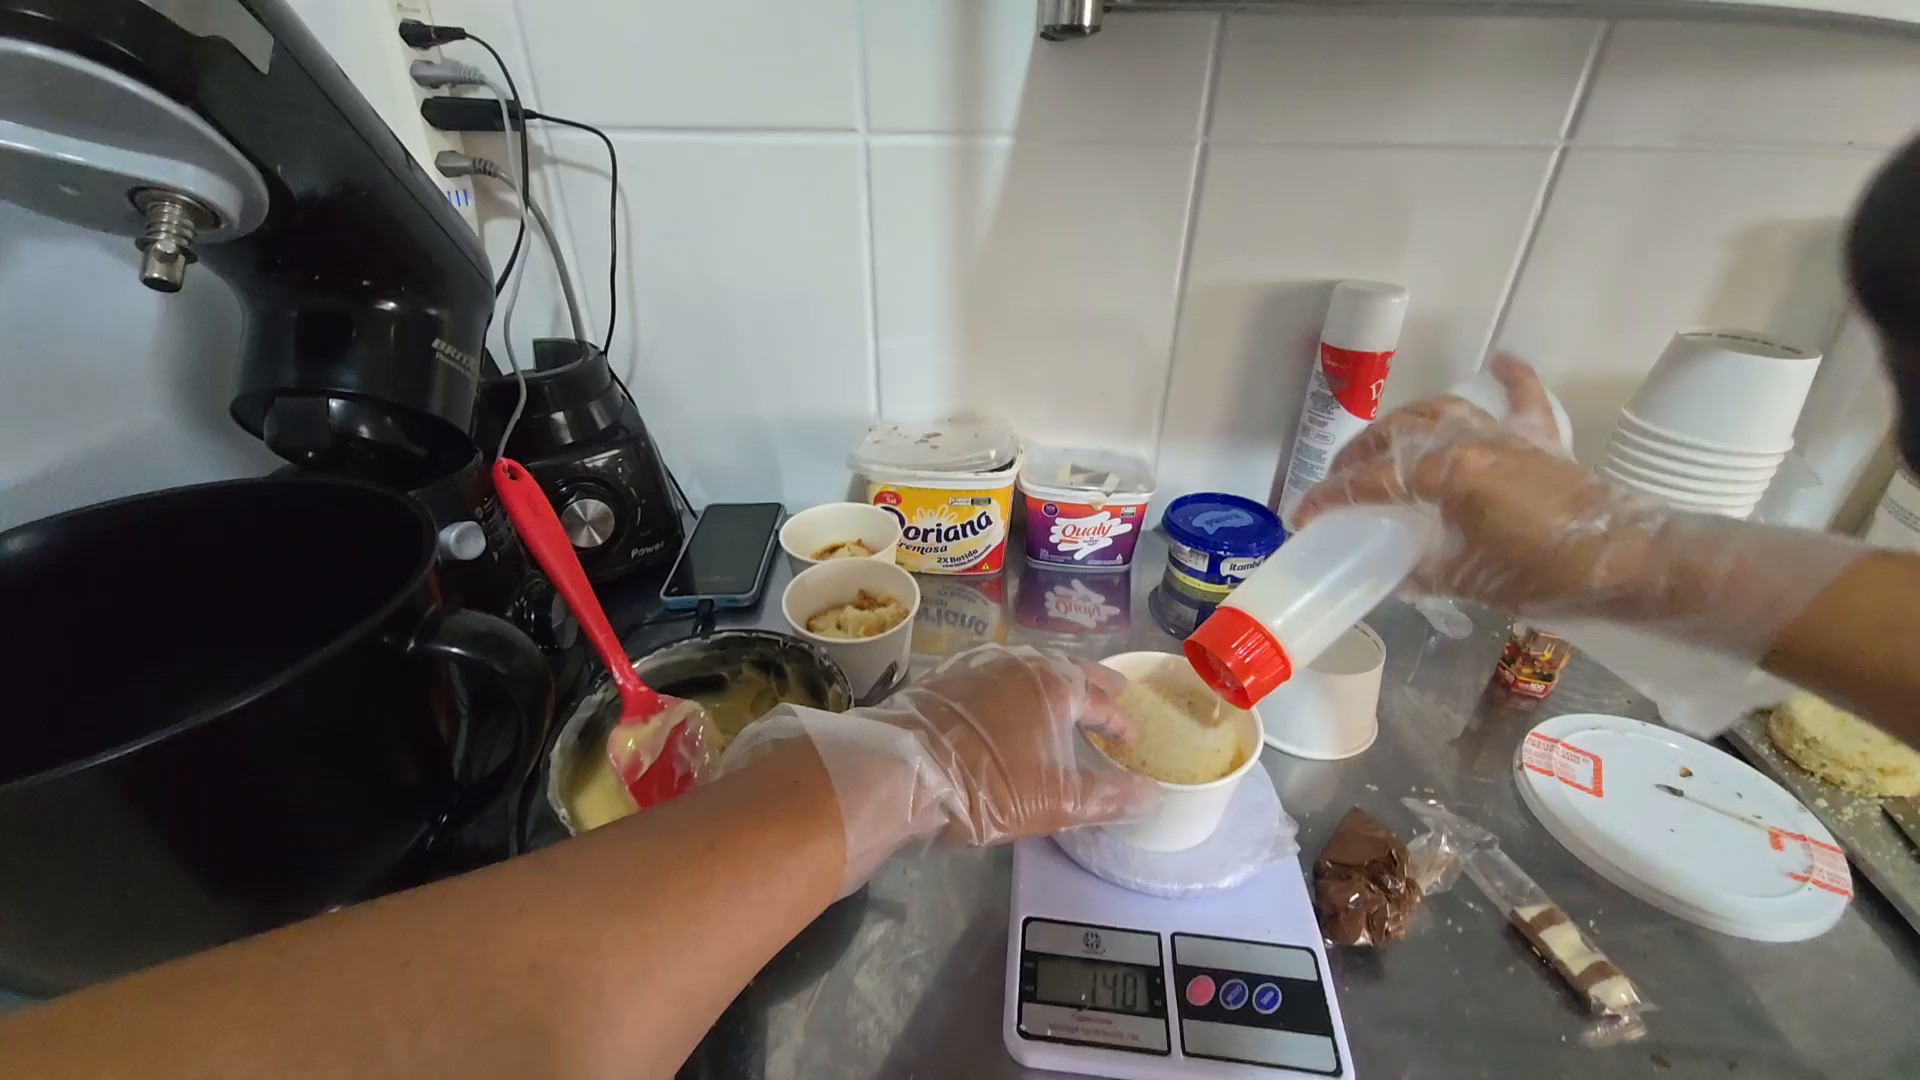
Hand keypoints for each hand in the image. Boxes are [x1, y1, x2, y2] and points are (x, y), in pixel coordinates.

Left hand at [718, 644, 1160, 889]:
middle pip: (1067, 668)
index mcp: (1053, 686)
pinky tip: (1005, 692)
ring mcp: (978, 663)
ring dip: (1052, 676)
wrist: (901, 769)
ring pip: (1028, 663)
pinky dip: (1013, 678)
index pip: (1099, 700)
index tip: (1130, 739)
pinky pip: (993, 669)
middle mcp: (1019, 662)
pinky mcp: (945, 674)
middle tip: (1114, 688)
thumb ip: (1107, 798)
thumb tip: (1152, 796)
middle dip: (1093, 682)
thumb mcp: (1054, 802)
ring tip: (1062, 688)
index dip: (1118, 722)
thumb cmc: (985, 784)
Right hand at [1294, 355, 1674, 618]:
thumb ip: (1423, 571)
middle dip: (1356, 454)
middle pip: (1396, 433)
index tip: (1302, 515)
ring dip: (1402, 421)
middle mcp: (1472, 442)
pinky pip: (1522, 398)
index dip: (1330, 498)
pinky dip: (1509, 377)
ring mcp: (1507, 437)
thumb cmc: (1546, 575)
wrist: (1638, 567)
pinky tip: (1496, 359)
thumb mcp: (1469, 581)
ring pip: (1440, 409)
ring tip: (1381, 439)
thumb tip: (1394, 574)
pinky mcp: (1541, 442)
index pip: (1372, 481)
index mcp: (1449, 473)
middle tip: (1337, 480)